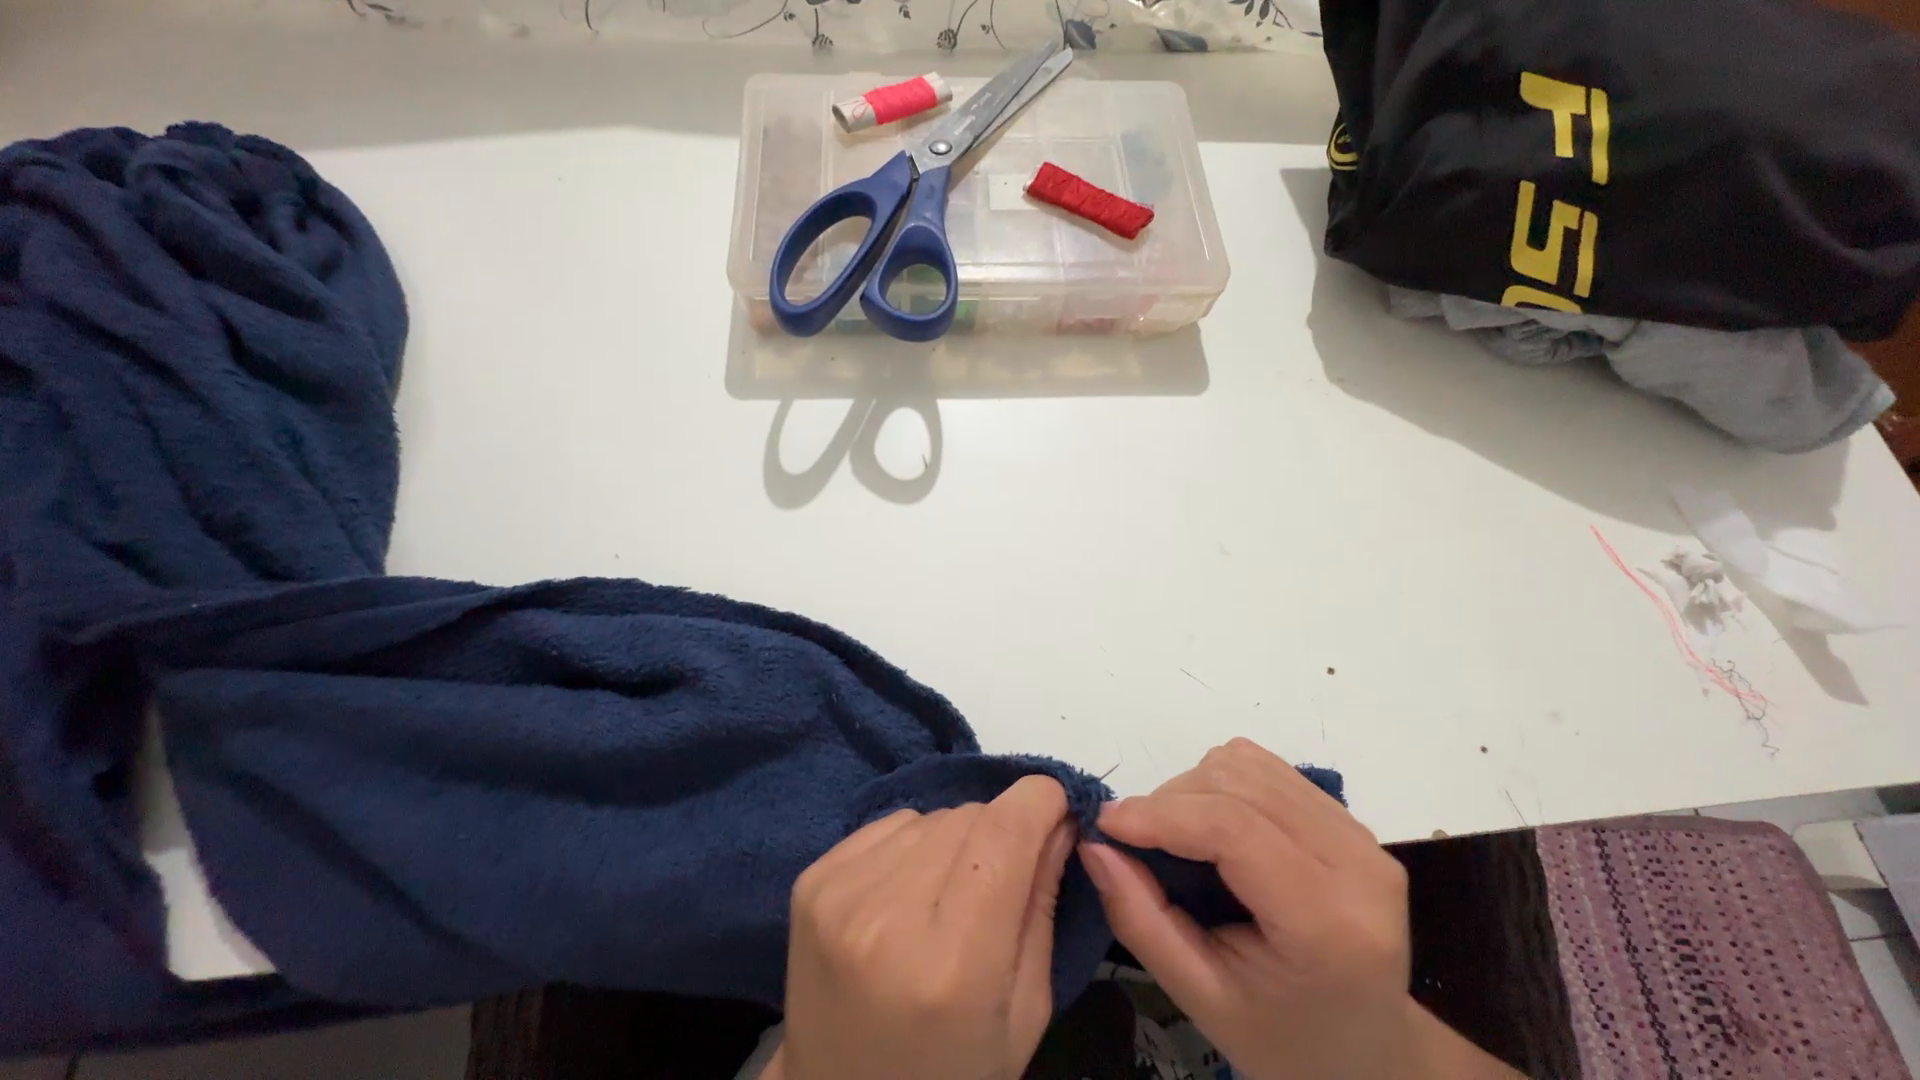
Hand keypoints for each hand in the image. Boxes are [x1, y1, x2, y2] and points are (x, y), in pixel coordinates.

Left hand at [768, 775, 1075, 1079]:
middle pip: (968, 816)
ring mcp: (840, 894)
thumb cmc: (952, 1068)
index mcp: (953, 964)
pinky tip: (908, 894)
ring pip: (930, 815)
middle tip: (1002, 880)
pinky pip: (888, 826)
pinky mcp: (811, 879)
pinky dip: (912, 845)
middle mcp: (888, 917)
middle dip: (1001, 832)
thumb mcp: (1026, 1011)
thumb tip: (1058, 819)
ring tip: (948, 897)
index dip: (1040, 800)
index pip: (1004, 833)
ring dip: (954, 840)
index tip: (1059, 805)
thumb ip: (1043, 904)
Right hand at [1079, 739, 1432, 1079]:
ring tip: (1176, 839)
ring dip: (1193, 787)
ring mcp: (1360, 836)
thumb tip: (1094, 843)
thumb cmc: (1280, 1038)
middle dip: (1169, 801)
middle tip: (1135, 843)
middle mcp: (1357, 863)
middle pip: (1238, 784)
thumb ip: (1141, 918)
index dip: (1161, 814)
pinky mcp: (1351, 822)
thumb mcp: (1199, 997)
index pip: (1234, 829)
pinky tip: (1213, 830)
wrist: (1367, 1053)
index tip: (1104, 823)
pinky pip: (1268, 769)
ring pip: (1250, 764)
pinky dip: (1222, 784)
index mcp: (1328, 923)